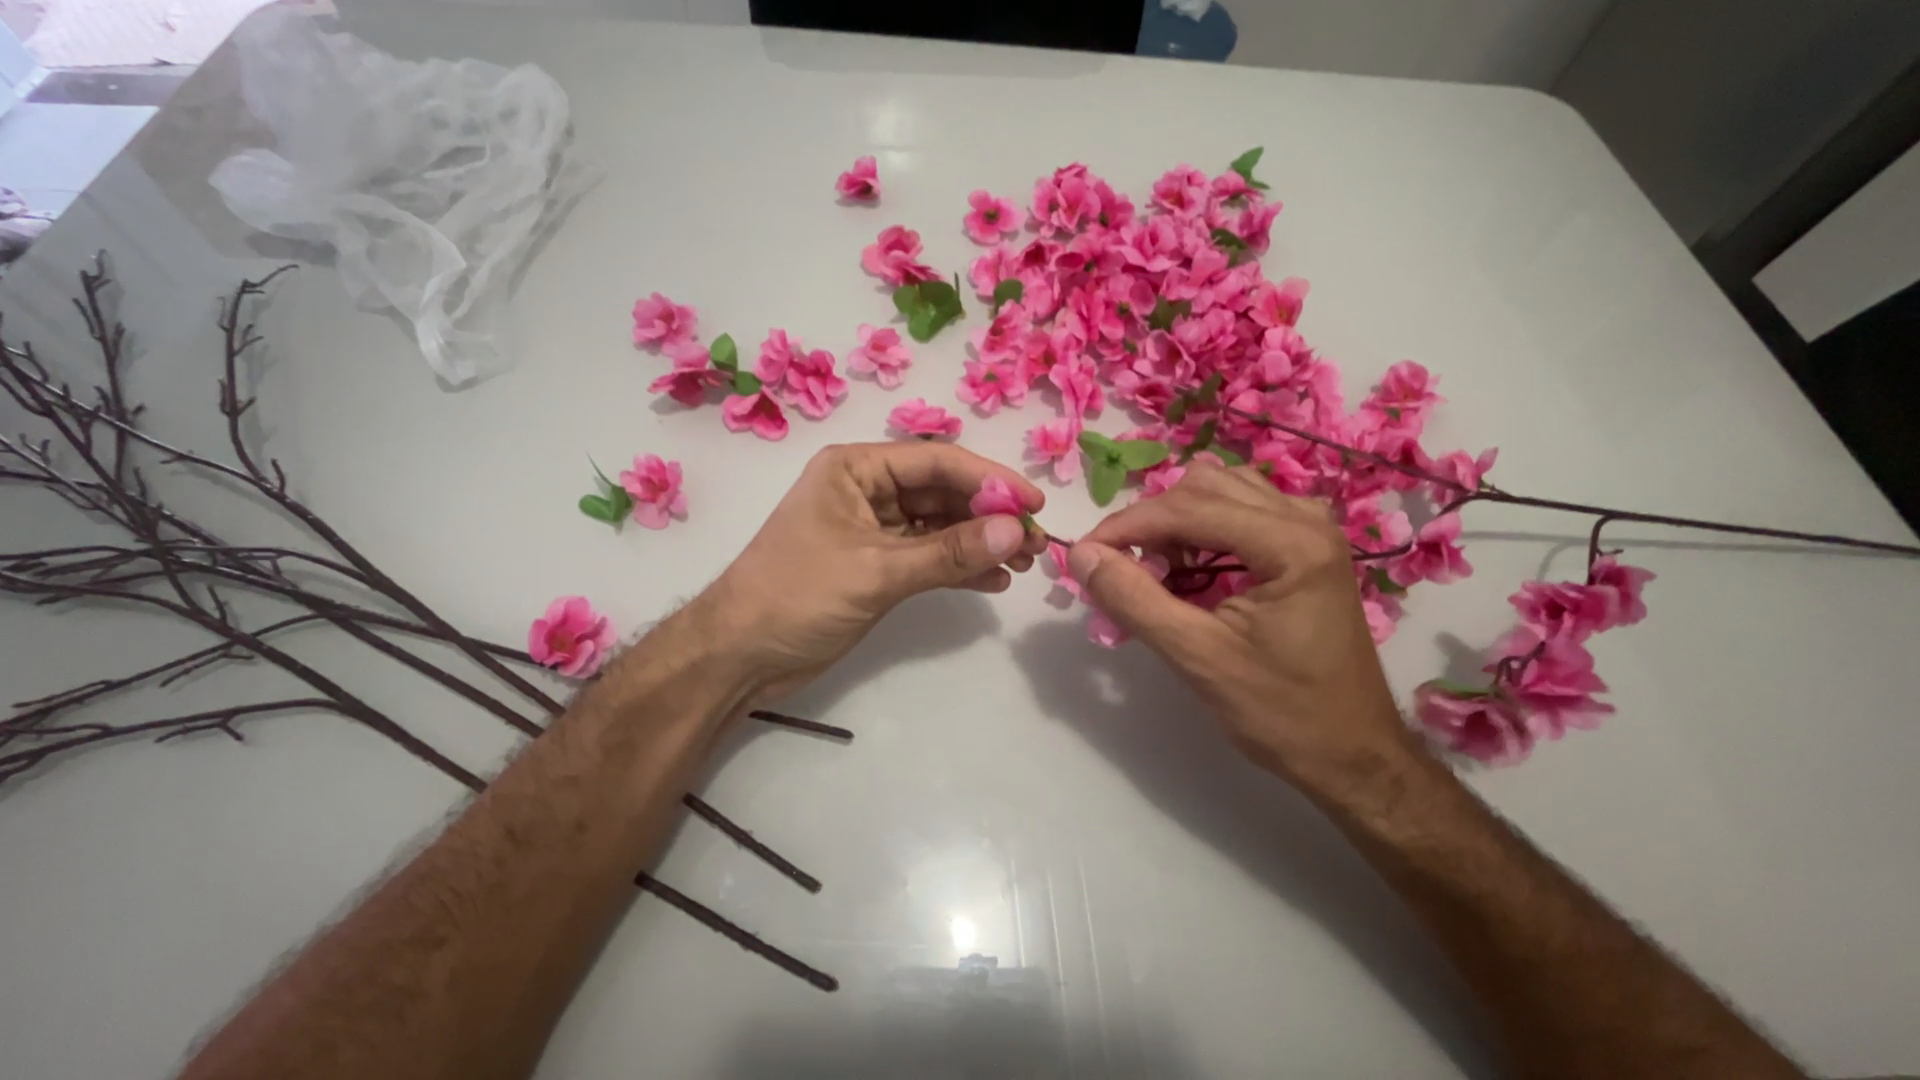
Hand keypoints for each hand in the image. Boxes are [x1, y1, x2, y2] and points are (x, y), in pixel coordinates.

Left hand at [687, 442, 1047, 701]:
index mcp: (855, 470)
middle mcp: (867, 491)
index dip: (989, 480)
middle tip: (1036, 541)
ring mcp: (872, 531)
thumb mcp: (876, 572)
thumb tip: (1015, 530)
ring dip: (980, 542)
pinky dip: (959, 568)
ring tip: (1023, 562)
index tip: (1034, 503)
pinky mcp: (876, 568)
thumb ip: (948, 552)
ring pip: (940, 527)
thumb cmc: (797, 597)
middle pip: (943, 493)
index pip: (937, 462)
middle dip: (990, 515)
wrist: (740, 655)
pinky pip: (928, 558)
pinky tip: (994, 581)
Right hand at [1068, 463, 1416, 793]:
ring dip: (1179, 521)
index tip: (1083, 554)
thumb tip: (1080, 554)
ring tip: (1159, 571)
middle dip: (1153, 522)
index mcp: (1292, 544)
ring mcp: (1313, 529)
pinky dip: (1206, 528)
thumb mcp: (1198, 658)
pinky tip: (1193, 570)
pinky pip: (1244, 509)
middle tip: (1124, 571)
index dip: (1127, 526)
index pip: (1189, 507)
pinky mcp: (1309, 546)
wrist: (1352, 752)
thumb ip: (1134, 599)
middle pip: (1205, 486)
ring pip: (1224, 490)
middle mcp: (1307, 519)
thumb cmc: (1282, 712)